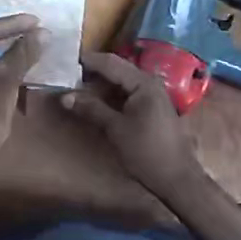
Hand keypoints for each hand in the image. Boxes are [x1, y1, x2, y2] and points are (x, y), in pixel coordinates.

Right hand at [62, 51, 209, 199]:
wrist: (176, 177)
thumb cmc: (146, 151)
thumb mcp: (116, 129)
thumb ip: (92, 109)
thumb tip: (65, 97)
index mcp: (143, 83)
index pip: (111, 63)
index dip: (88, 61)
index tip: (64, 61)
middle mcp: (150, 83)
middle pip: (117, 69)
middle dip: (93, 71)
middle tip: (67, 74)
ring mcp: (153, 95)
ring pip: (123, 81)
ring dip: (102, 84)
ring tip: (77, 87)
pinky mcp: (152, 107)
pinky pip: (129, 93)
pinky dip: (112, 94)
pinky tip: (97, 101)